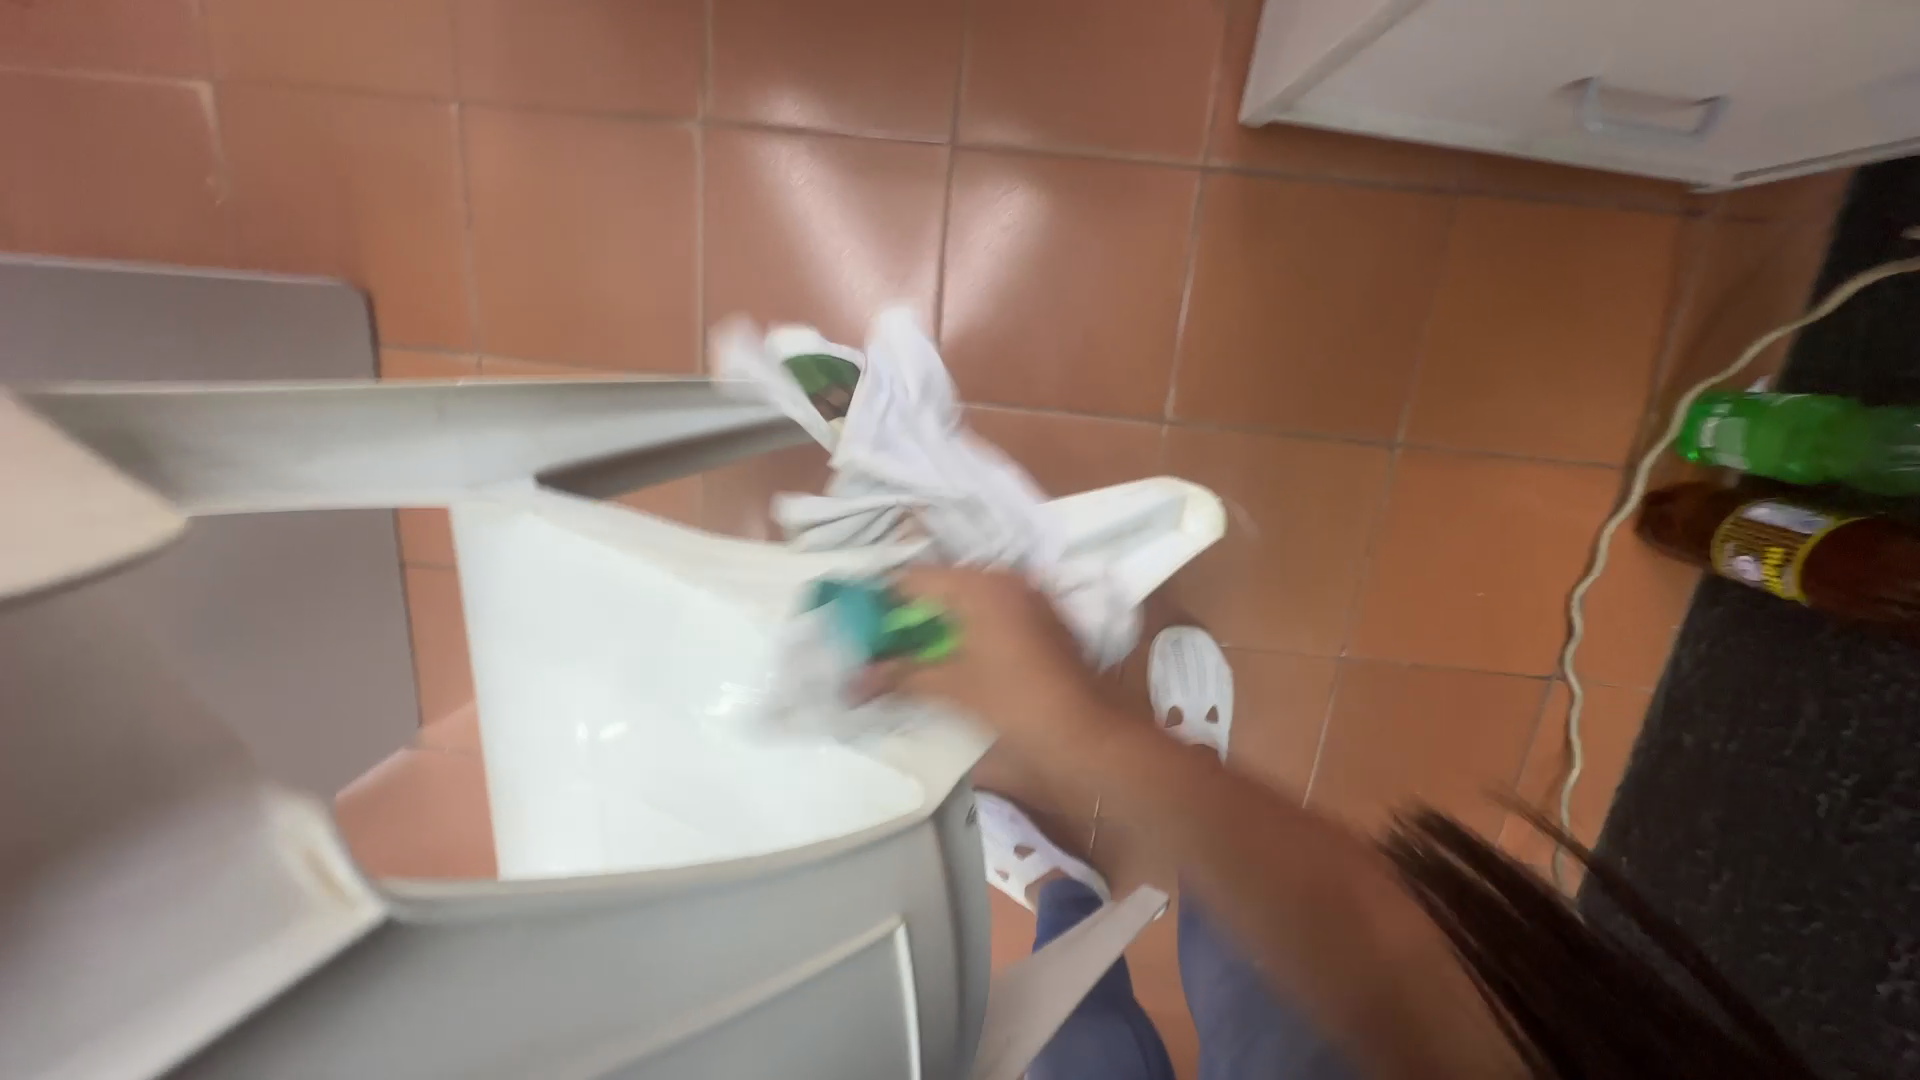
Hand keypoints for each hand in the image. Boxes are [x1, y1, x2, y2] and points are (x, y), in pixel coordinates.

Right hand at [868, 565, 1113, 755]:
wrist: (1088, 733)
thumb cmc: (1016, 702)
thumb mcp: (951, 687)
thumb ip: (898, 677)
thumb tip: (849, 684)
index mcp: (979, 585)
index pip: (912, 578)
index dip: (879, 600)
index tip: (855, 625)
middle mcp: (1003, 579)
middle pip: (939, 586)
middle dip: (907, 614)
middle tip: (879, 644)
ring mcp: (1027, 597)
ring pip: (965, 599)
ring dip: (935, 623)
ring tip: (909, 655)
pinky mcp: (1040, 619)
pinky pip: (989, 612)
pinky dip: (964, 629)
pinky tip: (950, 658)